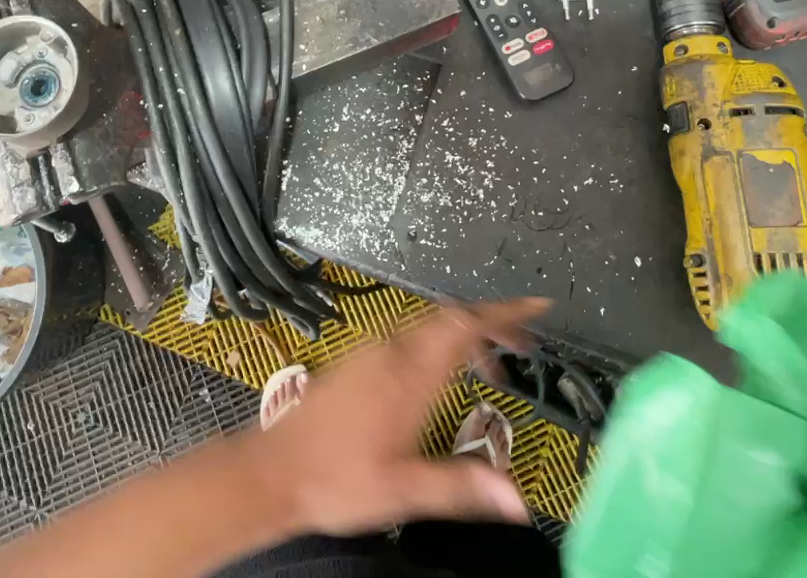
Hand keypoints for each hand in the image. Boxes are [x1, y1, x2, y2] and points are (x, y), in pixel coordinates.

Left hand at [239, 298, 549, 535]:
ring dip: (463, 333)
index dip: (504, 311)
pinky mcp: (357, 361)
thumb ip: (461, 487)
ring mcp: (371, 353)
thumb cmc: (331, 478)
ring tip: (488, 361)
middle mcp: (389, 353)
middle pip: (451, 316)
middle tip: (521, 338)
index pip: (464, 324)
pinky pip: (408, 335)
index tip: (533, 307)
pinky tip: (439, 373)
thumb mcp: (404, 491)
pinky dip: (437, 342)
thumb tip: (514, 498)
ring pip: (429, 324)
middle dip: (492, 321)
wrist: (273, 470)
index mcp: (408, 375)